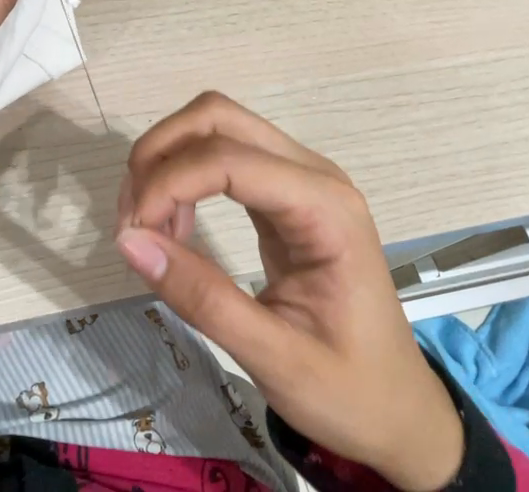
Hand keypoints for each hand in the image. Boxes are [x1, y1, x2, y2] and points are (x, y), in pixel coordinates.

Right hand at [113, 93, 463, 491]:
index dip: (166, 184)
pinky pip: (220, 155)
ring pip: (213, 126)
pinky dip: (182, 176)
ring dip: (166, 162)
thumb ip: (203, 299)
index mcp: (325, 209)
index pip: (225, 159)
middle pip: (216, 117)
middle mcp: (313, 175)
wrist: (400, 412)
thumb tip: (128, 242)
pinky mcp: (281, 193)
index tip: (130, 236)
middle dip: (159, 154)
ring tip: (150, 228)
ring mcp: (298, 178)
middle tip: (133, 219)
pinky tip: (174, 226)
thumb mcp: (276, 359)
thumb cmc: (351, 392)